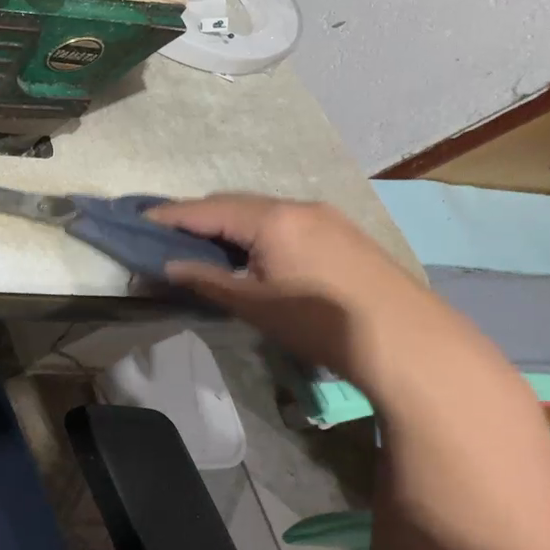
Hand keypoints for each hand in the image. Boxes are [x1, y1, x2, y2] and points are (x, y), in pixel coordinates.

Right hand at [148, 194, 475, 388]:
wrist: (415, 347)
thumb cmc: (321, 323)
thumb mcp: (252, 304)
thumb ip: (204, 280)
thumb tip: (167, 266)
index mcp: (271, 219)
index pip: (202, 210)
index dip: (165, 217)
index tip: (133, 224)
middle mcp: (297, 206)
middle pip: (230, 203)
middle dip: (195, 217)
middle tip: (165, 239)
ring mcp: (326, 217)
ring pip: (258, 211)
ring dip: (226, 224)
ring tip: (203, 248)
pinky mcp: (344, 233)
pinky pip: (283, 220)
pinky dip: (255, 230)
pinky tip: (250, 254)